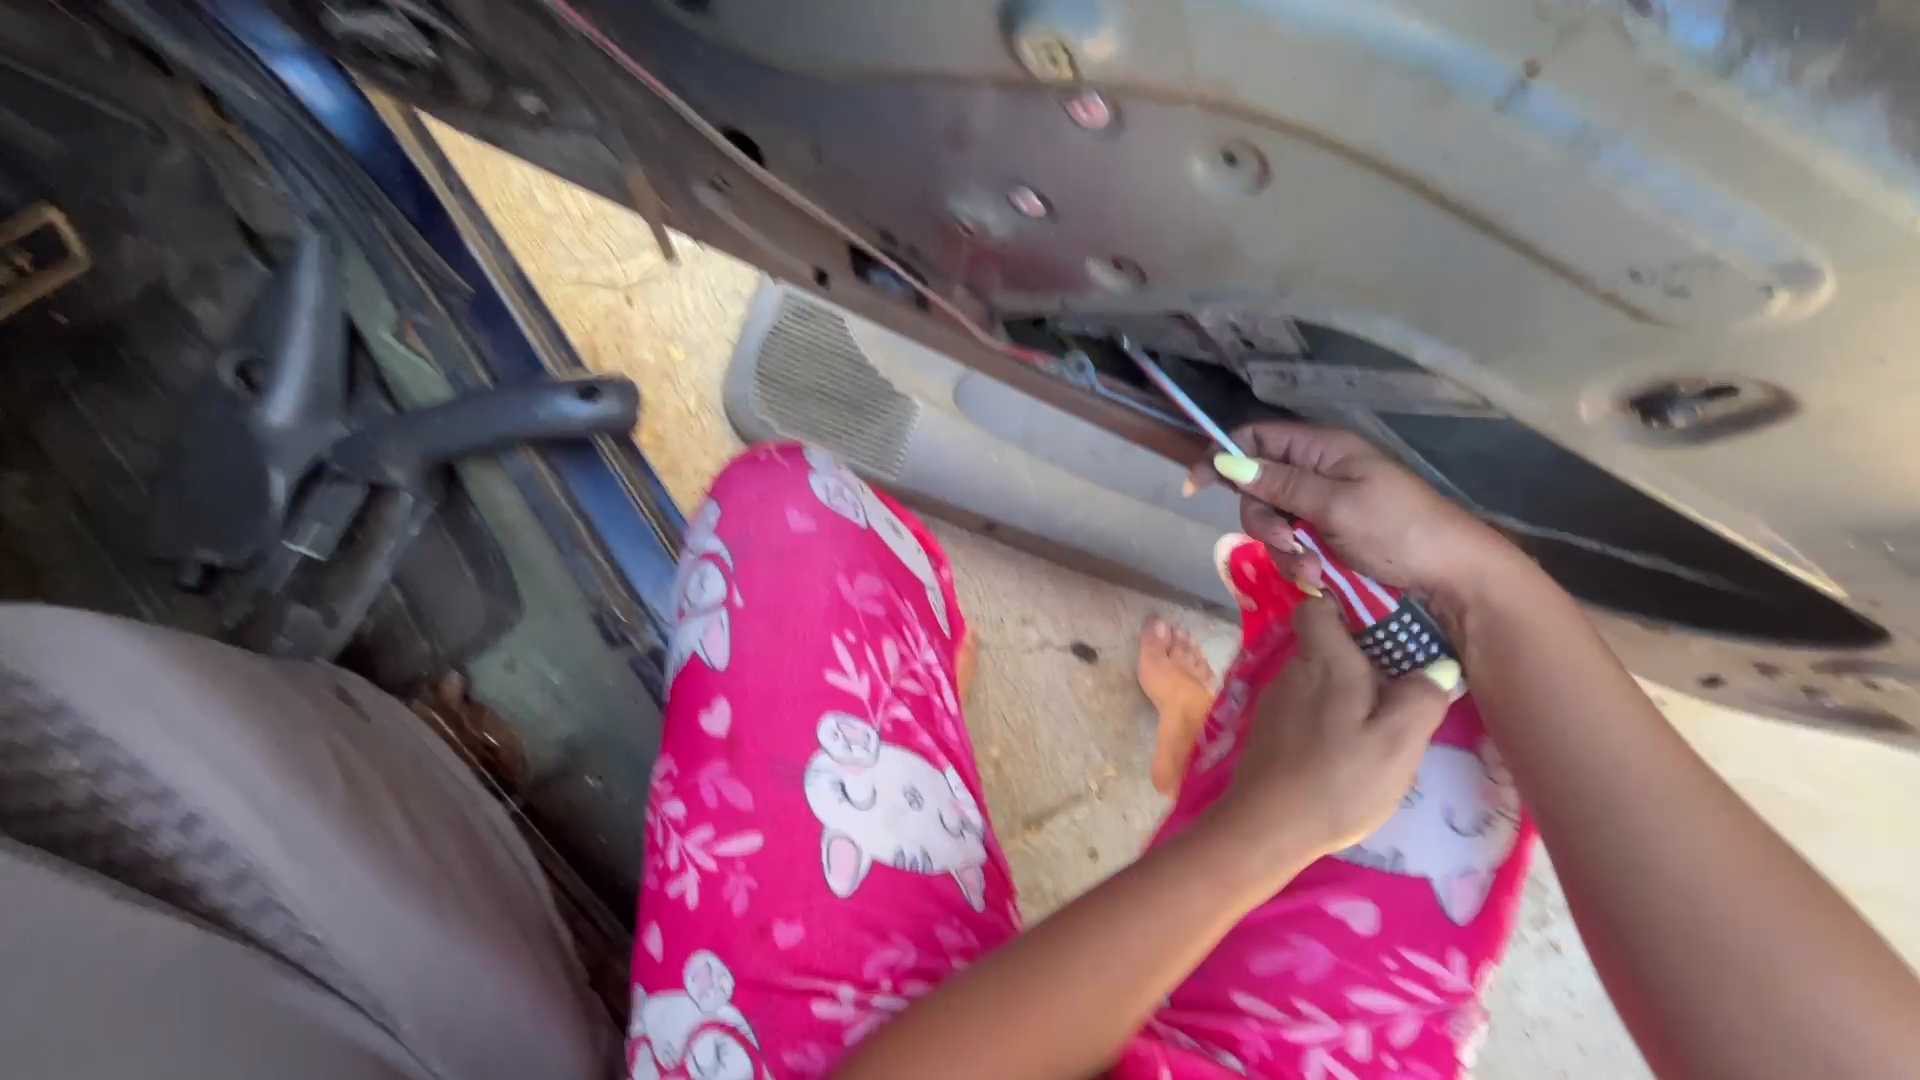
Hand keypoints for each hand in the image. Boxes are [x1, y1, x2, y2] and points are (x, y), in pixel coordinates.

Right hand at [1188, 421, 1521, 612]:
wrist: (1449, 576)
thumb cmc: (1399, 528)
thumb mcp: (1336, 504)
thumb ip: (1279, 484)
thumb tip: (1227, 462)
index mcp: (1321, 451)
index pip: (1257, 439)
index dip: (1224, 456)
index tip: (1198, 485)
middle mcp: (1315, 474)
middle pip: (1255, 487)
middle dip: (1262, 519)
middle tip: (1286, 540)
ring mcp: (1319, 509)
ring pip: (1269, 522)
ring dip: (1282, 548)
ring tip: (1314, 567)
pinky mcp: (1324, 539)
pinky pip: (1289, 547)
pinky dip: (1297, 563)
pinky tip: (1320, 576)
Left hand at [1209, 599, 1452, 862]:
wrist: (1267, 825)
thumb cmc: (1339, 780)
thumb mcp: (1398, 742)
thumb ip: (1420, 698)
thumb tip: (1435, 667)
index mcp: (1323, 660)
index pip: (1317, 606)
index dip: (1344, 606)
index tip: (1382, 624)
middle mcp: (1292, 670)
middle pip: (1325, 644)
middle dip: (1360, 656)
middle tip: (1403, 685)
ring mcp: (1275, 699)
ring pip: (1316, 676)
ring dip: (1346, 689)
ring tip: (1382, 721)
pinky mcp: (1268, 728)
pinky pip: (1305, 704)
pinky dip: (1328, 713)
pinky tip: (1347, 745)